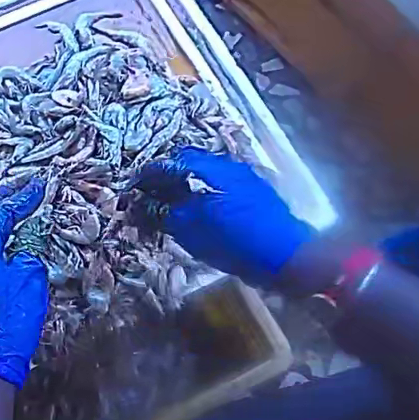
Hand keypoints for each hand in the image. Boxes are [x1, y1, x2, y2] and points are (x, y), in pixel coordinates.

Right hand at [135, 148, 313, 282]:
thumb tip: (139, 205)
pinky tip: (194, 212)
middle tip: (148, 196)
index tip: (133, 189)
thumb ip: (163, 213)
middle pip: (187, 163)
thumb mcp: (190, 230)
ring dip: (183, 185)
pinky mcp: (252, 192)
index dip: (147, 175)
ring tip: (168, 206)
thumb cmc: (234, 241)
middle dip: (164, 177)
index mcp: (210, 170)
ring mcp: (243, 178)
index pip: (169, 163)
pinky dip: (199, 193)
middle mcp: (227, 167)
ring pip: (203, 173)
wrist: (285, 256)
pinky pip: (216, 185)